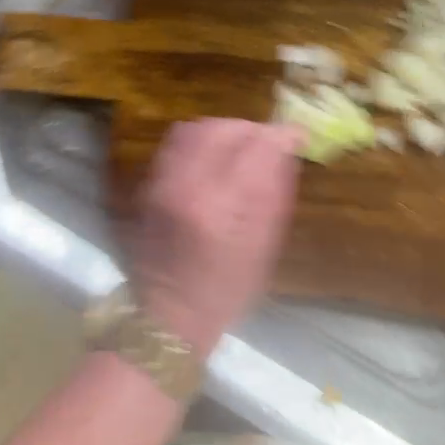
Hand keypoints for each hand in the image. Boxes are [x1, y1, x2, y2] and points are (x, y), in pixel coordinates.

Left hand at [130, 119, 301, 357]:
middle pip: (223, 128)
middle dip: (252, 130)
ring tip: (240, 148)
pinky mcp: (147, 184)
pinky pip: (175, 143)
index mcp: (220, 207)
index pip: (256, 146)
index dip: (281, 136)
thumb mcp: (263, 247)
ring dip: (224, 131)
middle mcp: (185, 185)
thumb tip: (288, 148)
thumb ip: (275, 192)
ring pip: (195, 128)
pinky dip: (200, 141)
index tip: (297, 136)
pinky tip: (213, 158)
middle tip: (268, 143)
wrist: (165, 315)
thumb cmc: (225, 291)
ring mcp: (160, 182)